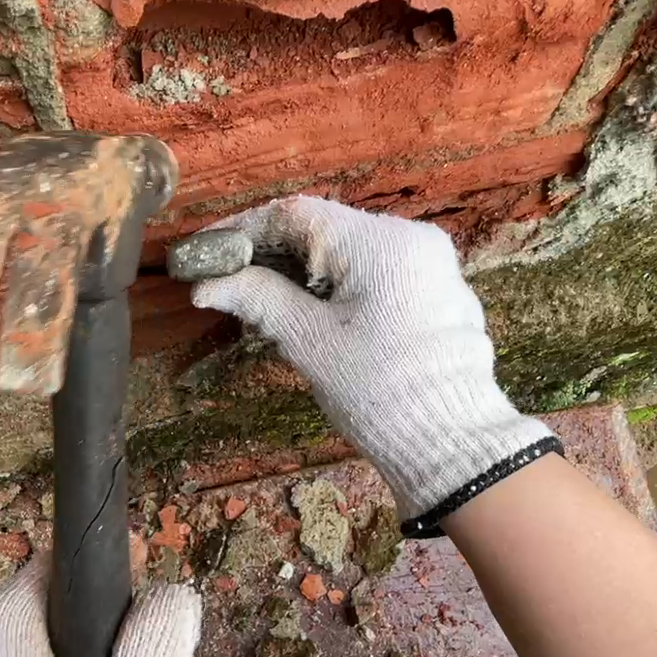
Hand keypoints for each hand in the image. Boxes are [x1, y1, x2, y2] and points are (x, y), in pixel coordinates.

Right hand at [192, 196, 556, 534]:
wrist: (450, 441)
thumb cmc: (378, 391)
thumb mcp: (310, 343)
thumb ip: (259, 300)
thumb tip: (208, 286)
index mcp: (381, 243)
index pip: (296, 215)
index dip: (243, 230)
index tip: (205, 251)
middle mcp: (411, 239)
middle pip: (324, 231)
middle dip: (271, 255)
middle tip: (226, 280)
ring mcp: (430, 265)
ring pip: (350, 254)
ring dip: (302, 273)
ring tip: (260, 301)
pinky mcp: (436, 293)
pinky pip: (375, 276)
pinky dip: (336, 287)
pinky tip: (309, 314)